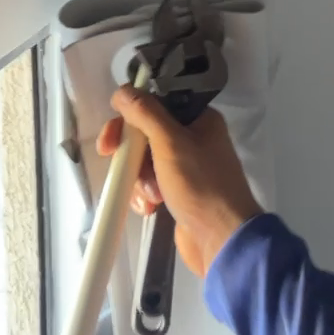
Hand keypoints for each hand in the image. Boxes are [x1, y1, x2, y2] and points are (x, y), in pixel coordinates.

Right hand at [96, 87, 263, 276]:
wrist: (223, 243)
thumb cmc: (200, 185)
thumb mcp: (170, 142)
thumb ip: (144, 112)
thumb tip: (122, 92)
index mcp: (199, 119)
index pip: (155, 103)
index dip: (130, 114)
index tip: (113, 130)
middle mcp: (194, 138)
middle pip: (146, 131)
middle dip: (129, 148)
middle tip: (109, 155)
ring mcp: (187, 167)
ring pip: (144, 159)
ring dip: (138, 176)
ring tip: (149, 194)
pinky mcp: (180, 192)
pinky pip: (151, 183)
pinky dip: (145, 193)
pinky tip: (149, 207)